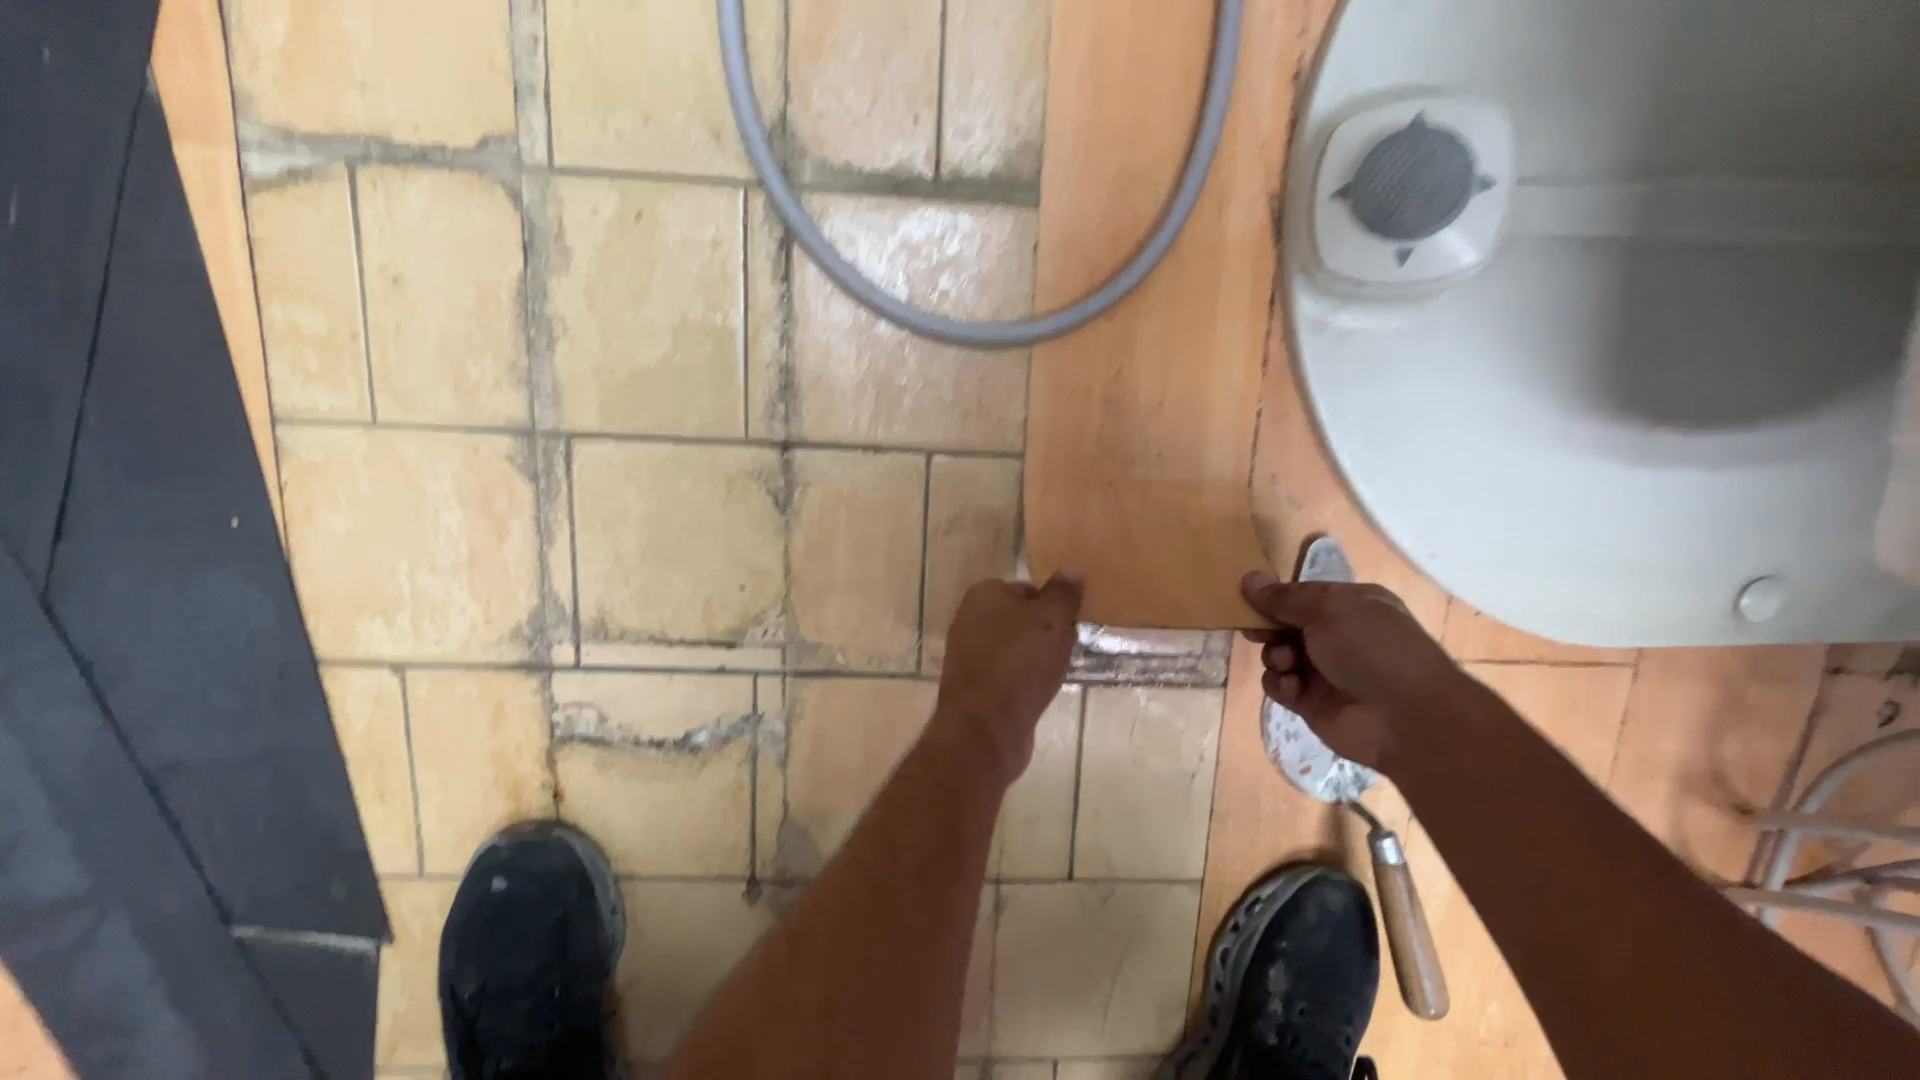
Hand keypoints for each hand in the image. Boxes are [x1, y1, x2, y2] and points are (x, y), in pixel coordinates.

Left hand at [935, 570, 1084, 781]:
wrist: (985, 728)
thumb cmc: (1020, 664)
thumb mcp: (1053, 620)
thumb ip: (1064, 593)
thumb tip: (1073, 566)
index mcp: (983, 593)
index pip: (1028, 590)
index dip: (1053, 606)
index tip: (1070, 626)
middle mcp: (969, 619)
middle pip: (1021, 619)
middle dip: (1045, 634)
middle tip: (1065, 650)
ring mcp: (967, 654)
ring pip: (1014, 649)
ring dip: (1035, 660)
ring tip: (1054, 673)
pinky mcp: (972, 686)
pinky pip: (1006, 674)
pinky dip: (1023, 681)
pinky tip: (1038, 694)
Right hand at [1241, 570, 1470, 771]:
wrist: (1405, 717)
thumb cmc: (1371, 648)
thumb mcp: (1327, 609)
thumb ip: (1283, 597)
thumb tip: (1248, 578)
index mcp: (1352, 606)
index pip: (1303, 596)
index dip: (1275, 598)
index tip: (1248, 600)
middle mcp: (1340, 636)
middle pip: (1287, 626)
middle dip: (1270, 628)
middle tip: (1256, 633)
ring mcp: (1326, 671)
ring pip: (1280, 656)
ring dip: (1275, 657)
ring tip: (1286, 663)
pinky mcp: (1313, 703)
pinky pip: (1282, 687)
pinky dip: (1281, 685)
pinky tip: (1292, 687)